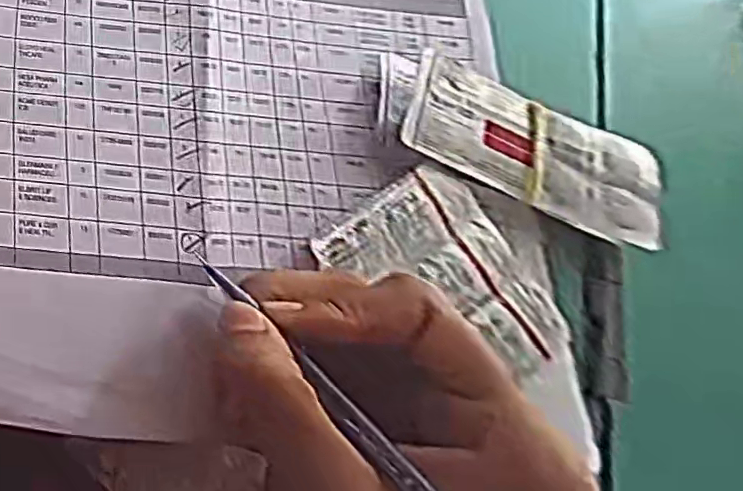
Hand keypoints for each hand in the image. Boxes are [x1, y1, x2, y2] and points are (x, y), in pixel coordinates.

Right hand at [215, 270, 592, 490]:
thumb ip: (292, 412)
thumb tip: (238, 322)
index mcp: (508, 439)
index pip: (416, 313)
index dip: (334, 302)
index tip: (267, 316)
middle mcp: (470, 420)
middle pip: (370, 319)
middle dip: (290, 317)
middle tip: (237, 329)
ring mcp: (423, 429)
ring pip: (337, 345)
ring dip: (275, 346)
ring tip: (234, 372)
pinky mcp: (379, 440)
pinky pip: (322, 379)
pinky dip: (277, 377)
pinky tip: (248, 397)